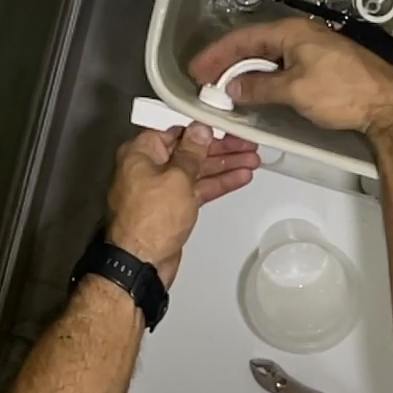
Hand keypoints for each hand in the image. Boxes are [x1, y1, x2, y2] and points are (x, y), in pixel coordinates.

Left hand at [108, 123, 257, 286]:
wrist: (142, 264)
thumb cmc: (149, 221)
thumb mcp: (177, 178)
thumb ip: (192, 152)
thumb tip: (200, 131)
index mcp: (140, 153)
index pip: (177, 131)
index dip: (204, 130)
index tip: (226, 128)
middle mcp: (148, 168)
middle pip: (190, 152)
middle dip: (220, 149)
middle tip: (246, 146)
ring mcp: (160, 189)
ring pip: (197, 171)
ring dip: (224, 166)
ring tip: (251, 161)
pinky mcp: (171, 208)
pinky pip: (197, 189)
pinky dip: (217, 184)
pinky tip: (238, 178)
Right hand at [189, 18, 392, 132]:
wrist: (388, 104)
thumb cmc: (344, 92)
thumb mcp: (294, 91)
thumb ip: (259, 87)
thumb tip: (233, 87)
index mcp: (291, 32)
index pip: (243, 38)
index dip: (217, 54)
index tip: (197, 69)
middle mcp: (300, 35)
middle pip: (254, 45)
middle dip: (228, 64)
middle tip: (206, 80)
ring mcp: (313, 49)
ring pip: (269, 57)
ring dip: (246, 72)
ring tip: (226, 88)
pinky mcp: (322, 65)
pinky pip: (283, 66)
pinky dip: (265, 77)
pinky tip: (256, 91)